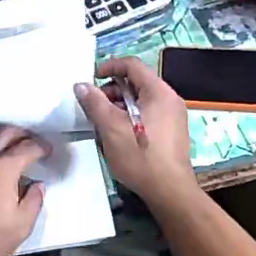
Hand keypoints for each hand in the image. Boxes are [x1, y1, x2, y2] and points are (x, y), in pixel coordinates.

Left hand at [0, 126, 48, 255]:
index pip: (27, 148)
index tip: (49, 151)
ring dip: (1, 138)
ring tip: (12, 148)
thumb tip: (36, 185)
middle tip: (33, 141)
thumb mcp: (22, 225)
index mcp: (2, 169)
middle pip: (2, 133)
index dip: (41, 146)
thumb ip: (34, 200)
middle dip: (21, 133)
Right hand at [74, 57, 197, 208]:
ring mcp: (174, 116)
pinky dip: (132, 117)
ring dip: (120, 106)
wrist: (170, 190)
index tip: (92, 80)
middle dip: (112, 91)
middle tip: (95, 107)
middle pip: (137, 82)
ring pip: (142, 100)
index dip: (109, 67)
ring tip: (104, 124)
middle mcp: (170, 99)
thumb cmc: (141, 157)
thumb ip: (95, 103)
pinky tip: (119, 135)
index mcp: (159, 92)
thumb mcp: (111, 128)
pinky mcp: (172, 132)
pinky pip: (149, 113)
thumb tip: (81, 85)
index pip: (132, 65)